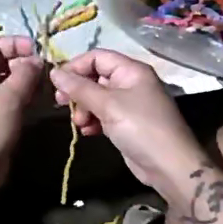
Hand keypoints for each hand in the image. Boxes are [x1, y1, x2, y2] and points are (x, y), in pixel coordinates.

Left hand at [0, 36, 46, 216]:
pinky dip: (24, 98)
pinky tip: (42, 103)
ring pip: (7, 82)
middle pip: (1, 62)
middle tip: (48, 74)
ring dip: (28, 83)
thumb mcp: (9, 97)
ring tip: (49, 89)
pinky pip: (8, 99)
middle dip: (25, 64)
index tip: (40, 51)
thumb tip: (37, 60)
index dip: (16, 44)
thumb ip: (26, 73)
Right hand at [50, 49, 202, 190]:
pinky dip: (93, 120)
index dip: (75, 66)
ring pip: (96, 98)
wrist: (168, 166)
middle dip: (77, 90)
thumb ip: (79, 88)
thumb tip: (54, 72)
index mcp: (131, 70)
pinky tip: (88, 132)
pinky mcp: (127, 123)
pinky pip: (103, 114)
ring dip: (83, 108)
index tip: (57, 83)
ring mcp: (129, 104)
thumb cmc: (140, 128)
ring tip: (80, 123)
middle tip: (61, 103)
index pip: (97, 57)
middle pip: (95, 77)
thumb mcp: (107, 105)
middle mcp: (130, 82)